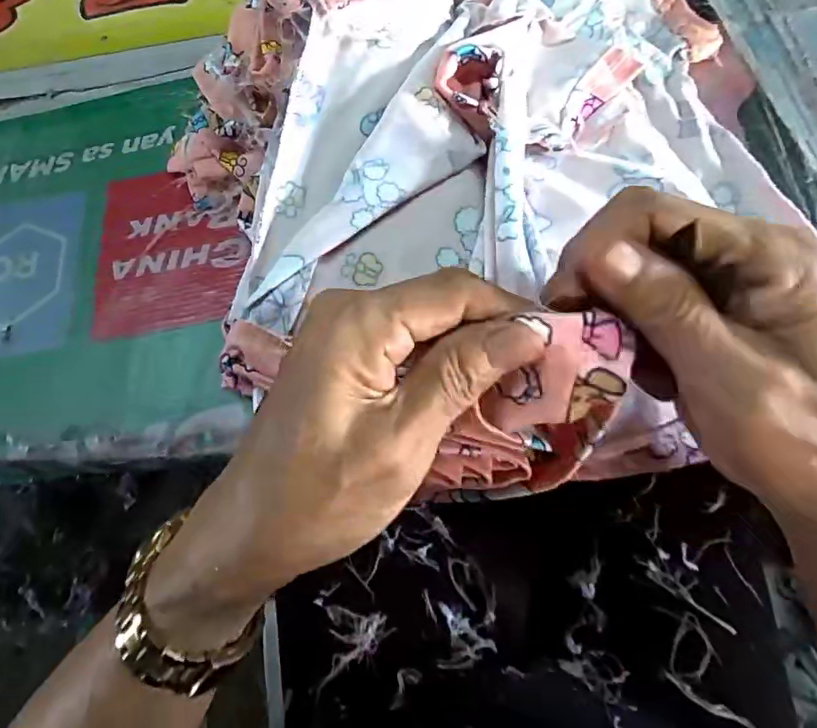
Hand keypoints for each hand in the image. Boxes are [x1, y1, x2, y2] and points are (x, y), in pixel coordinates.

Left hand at [144, 269, 544, 648]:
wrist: (252, 525)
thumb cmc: (325, 494)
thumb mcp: (404, 439)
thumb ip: (462, 374)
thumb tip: (528, 330)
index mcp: (360, 318)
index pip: (454, 291)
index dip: (512, 311)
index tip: (564, 346)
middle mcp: (347, 304)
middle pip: (439, 300)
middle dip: (494, 331)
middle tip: (547, 375)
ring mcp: (338, 324)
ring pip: (423, 319)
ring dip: (469, 348)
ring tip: (517, 388)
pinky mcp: (338, 347)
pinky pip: (400, 338)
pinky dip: (437, 359)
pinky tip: (467, 390)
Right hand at [541, 188, 816, 523]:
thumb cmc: (802, 444)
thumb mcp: (725, 375)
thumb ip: (665, 307)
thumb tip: (598, 252)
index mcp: (770, 252)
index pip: (653, 210)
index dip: (598, 244)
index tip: (567, 298)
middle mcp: (753, 249)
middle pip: (643, 233)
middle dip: (601, 277)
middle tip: (578, 326)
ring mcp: (740, 277)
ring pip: (642, 265)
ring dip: (616, 306)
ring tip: (621, 356)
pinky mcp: (725, 306)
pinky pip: (656, 295)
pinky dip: (636, 326)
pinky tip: (650, 366)